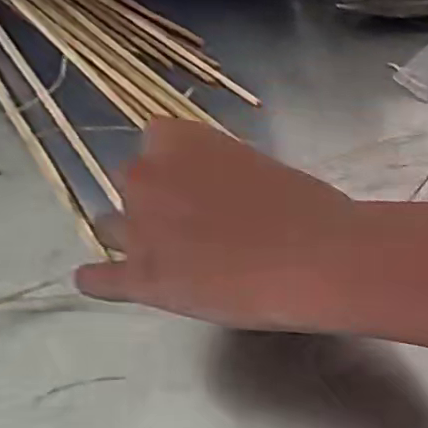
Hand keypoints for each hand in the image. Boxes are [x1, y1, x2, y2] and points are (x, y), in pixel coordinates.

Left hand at [76, 119, 369, 330]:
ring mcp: (139, 230)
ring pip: (114, 231)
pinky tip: (119, 287)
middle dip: (164, 208)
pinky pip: (98, 281)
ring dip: (142, 243)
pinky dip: (108, 284)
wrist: (329, 265)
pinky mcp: (143, 281)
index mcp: (180, 140)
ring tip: (183, 265)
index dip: (190, 174)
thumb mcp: (277, 175)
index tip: (218, 194)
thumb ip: (240, 180)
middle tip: (210, 234)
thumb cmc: (323, 217)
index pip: (163, 145)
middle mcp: (145, 176)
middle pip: (136, 188)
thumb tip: (243, 204)